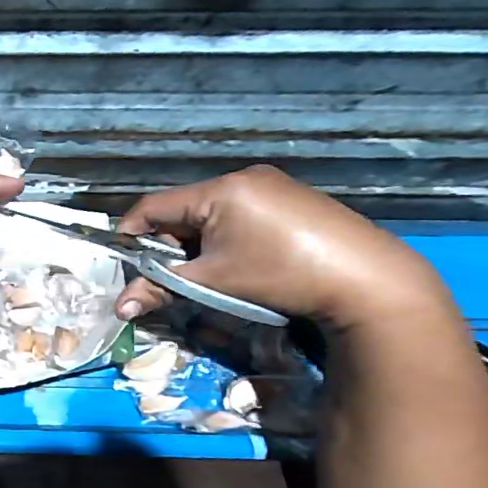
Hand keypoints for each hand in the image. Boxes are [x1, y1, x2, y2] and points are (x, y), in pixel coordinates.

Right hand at [114, 166, 450, 329]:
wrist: (369, 282)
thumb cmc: (280, 275)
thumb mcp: (212, 283)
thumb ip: (159, 289)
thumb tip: (118, 309)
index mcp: (220, 190)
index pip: (152, 207)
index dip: (131, 235)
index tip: (124, 263)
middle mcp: (243, 178)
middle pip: (181, 210)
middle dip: (168, 244)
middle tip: (170, 276)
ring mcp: (272, 185)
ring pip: (209, 214)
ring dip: (196, 243)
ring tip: (208, 273)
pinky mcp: (292, 199)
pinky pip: (238, 213)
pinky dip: (224, 238)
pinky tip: (239, 262)